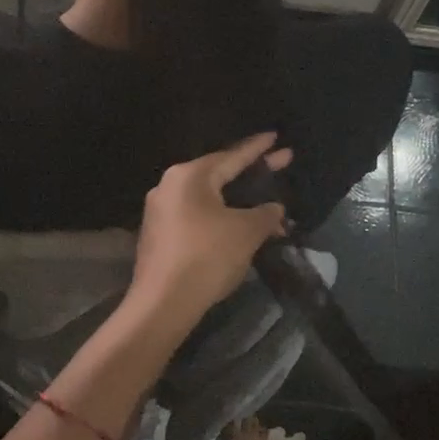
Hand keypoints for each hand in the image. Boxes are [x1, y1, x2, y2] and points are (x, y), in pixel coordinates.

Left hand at [129, 133, 291, 330]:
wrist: (163, 302)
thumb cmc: (207, 256)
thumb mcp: (246, 232)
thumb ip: (265, 214)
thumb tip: (274, 208)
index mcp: (189, 176)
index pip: (232, 156)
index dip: (258, 148)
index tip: (275, 137)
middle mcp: (169, 186)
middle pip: (218, 175)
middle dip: (251, 175)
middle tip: (280, 165)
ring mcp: (160, 212)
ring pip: (207, 200)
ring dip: (237, 203)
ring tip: (265, 205)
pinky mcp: (158, 236)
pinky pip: (196, 218)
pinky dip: (219, 219)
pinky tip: (237, 228)